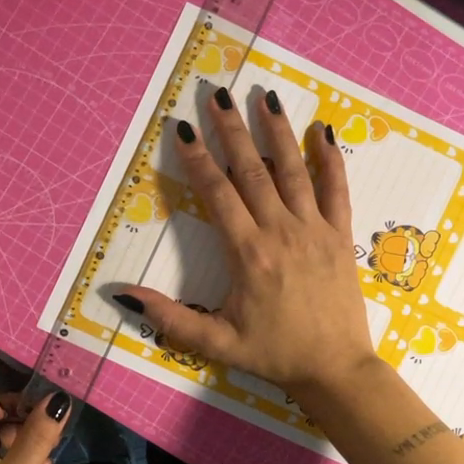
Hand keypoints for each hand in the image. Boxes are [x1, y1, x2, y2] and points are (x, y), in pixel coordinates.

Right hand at [112, 89, 380, 401]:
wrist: (335, 369)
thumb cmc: (272, 354)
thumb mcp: (215, 342)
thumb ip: (169, 318)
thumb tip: (123, 294)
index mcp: (248, 254)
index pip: (217, 195)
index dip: (198, 160)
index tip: (184, 129)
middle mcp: (281, 232)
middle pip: (252, 171)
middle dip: (232, 131)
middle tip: (218, 95)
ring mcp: (314, 229)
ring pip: (293, 170)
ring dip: (276, 132)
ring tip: (263, 97)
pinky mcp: (340, 235)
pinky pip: (337, 189)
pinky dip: (330, 158)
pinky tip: (323, 130)